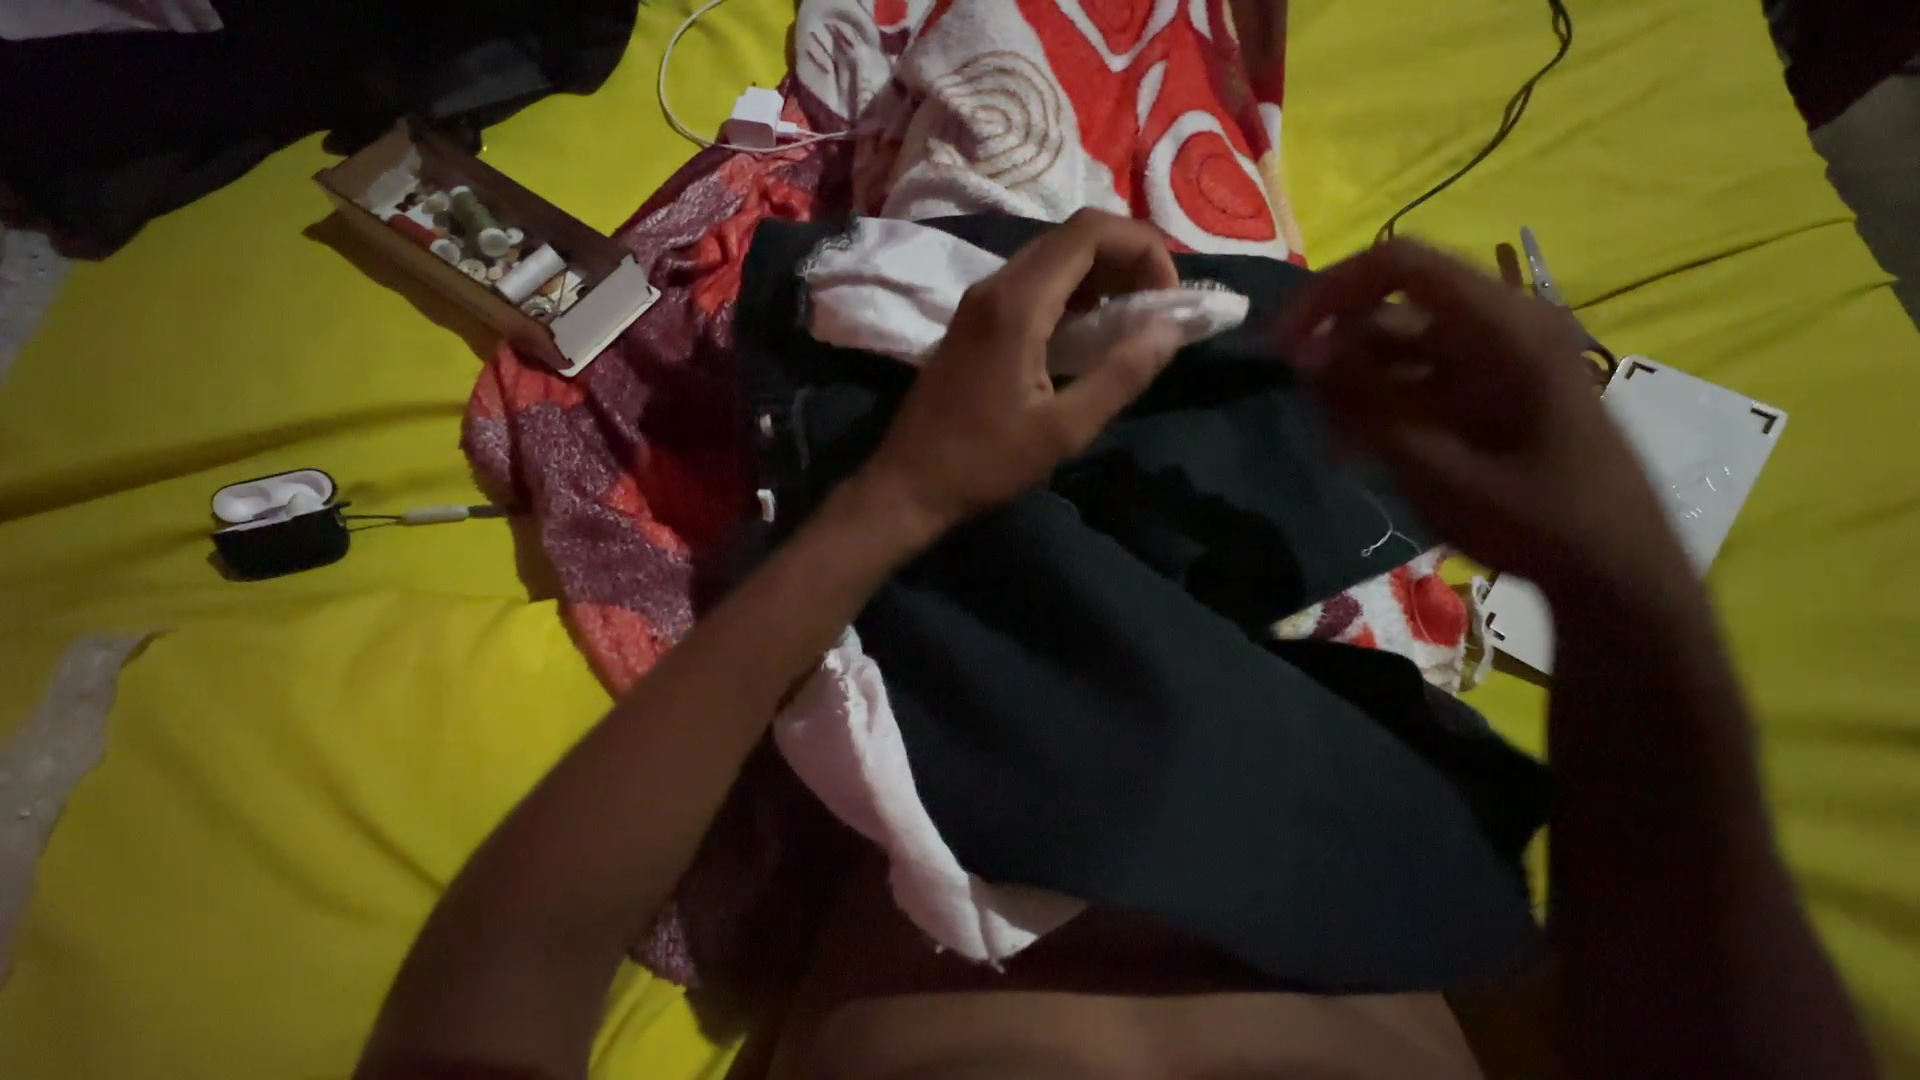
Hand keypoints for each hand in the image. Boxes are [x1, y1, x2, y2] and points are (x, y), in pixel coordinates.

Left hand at [858, 209, 1185, 531]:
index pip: (1091, 231)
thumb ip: (1121, 374)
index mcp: (1017, 303)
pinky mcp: (972, 321)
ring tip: (1130, 321)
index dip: (1143, 248)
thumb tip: (1170, 327)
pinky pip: (1031, 283)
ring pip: (1051, 257)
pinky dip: (1070, 293)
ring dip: (1100, 276)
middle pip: (1072, 236)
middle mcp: (995, 286)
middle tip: (1156, 307)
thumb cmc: (985, 463)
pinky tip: (1086, 334)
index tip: (1168, 297)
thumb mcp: (1064, 429)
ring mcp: (978, 301)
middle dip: (1126, 258)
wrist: (909, 484)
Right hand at [1276, 239, 1687, 597]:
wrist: (1617, 568)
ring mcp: (1500, 357)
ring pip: (1401, 341)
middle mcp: (1502, 326)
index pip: (1399, 265)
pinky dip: (1380, 399)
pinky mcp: (1493, 388)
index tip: (1283, 344)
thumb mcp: (1438, 469)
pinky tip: (1359, 445)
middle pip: (1395, 303)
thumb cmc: (1536, 520)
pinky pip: (1420, 373)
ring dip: (1354, 378)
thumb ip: (1366, 407)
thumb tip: (1305, 355)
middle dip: (1335, 342)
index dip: (1330, 292)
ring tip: (1330, 436)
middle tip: (1298, 397)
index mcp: (1502, 328)